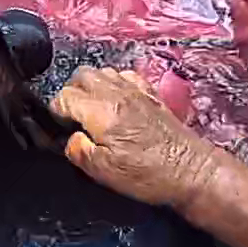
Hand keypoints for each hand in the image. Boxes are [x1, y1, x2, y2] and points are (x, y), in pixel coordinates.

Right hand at [50, 66, 229, 208]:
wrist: (190, 170)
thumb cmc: (147, 174)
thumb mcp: (103, 172)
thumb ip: (78, 151)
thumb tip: (71, 139)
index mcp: (101, 111)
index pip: (64, 96)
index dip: (57, 114)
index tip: (63, 130)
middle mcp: (117, 93)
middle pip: (81, 76)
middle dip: (72, 94)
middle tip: (75, 119)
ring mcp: (136, 90)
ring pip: (102, 72)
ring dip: (92, 87)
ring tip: (94, 111)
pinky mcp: (151, 94)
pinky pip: (125, 76)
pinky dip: (115, 84)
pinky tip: (117, 103)